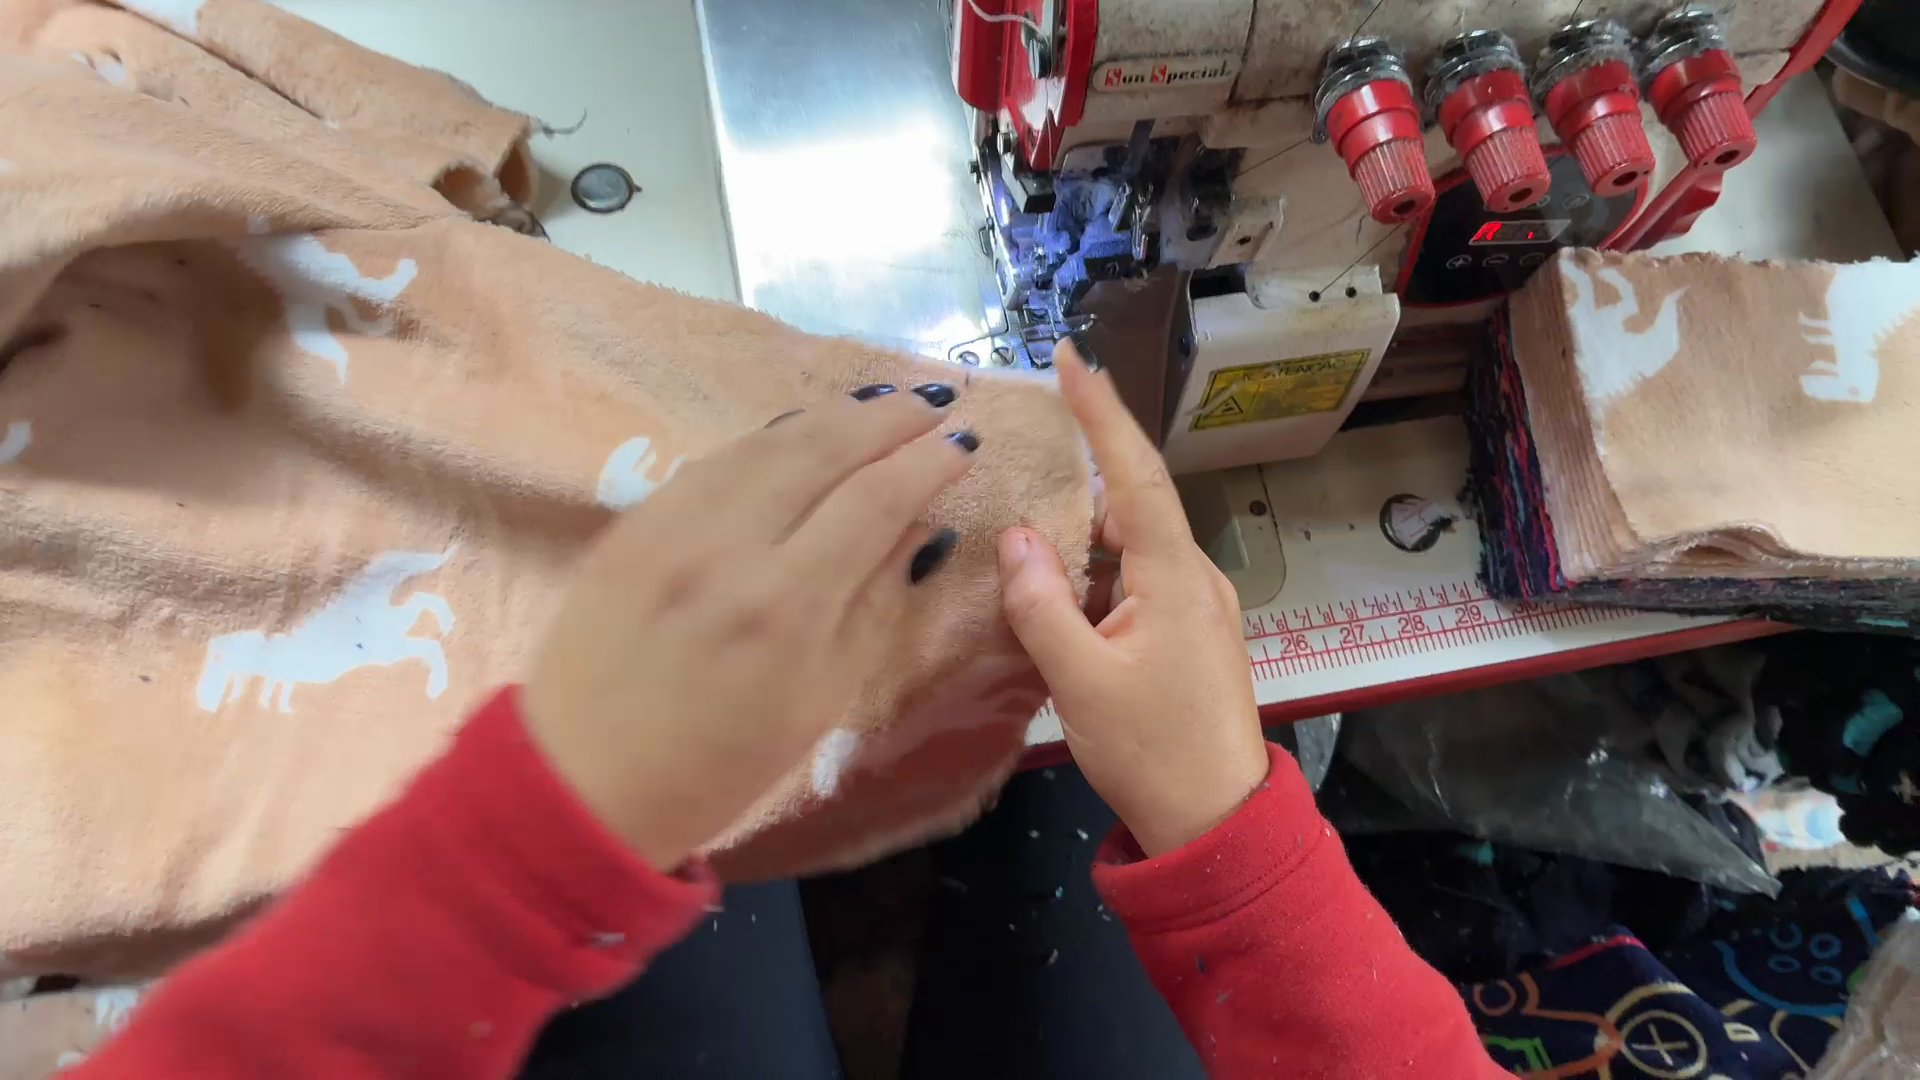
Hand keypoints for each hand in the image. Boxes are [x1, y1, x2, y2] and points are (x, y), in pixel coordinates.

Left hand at [523, 385, 978, 869]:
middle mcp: (728, 546)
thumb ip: (875, 601)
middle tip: (931, 403)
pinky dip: (772, 438)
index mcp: (787, 605)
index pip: (874, 500)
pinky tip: (802, 435)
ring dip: (832, 415)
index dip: (926, 463)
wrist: (583, 782)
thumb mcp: (825, 696)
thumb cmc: (724, 762)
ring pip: (767, 441)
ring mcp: (671, 525)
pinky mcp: (633, 521)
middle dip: (886, 418)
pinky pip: (718, 460)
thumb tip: (917, 527)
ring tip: (878, 406)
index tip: (962, 444)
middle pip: (822, 449)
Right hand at [996, 340, 1267, 855]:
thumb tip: (1017, 537)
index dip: (1102, 414)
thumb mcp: (1081, 681)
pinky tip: (1062, 591)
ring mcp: (1193, 606)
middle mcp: (1192, 577)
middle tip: (1035, 447)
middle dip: (1085, 472)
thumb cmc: (1151, 751)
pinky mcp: (1185, 633)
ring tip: (1034, 531)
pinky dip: (1094, 573)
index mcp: (1174, 577)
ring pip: (1129, 546)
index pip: (1134, 475)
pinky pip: (1133, 581)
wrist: (1216, 825)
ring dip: (1083, 535)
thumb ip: (1043, 604)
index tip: (1073, 359)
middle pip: (1131, 504)